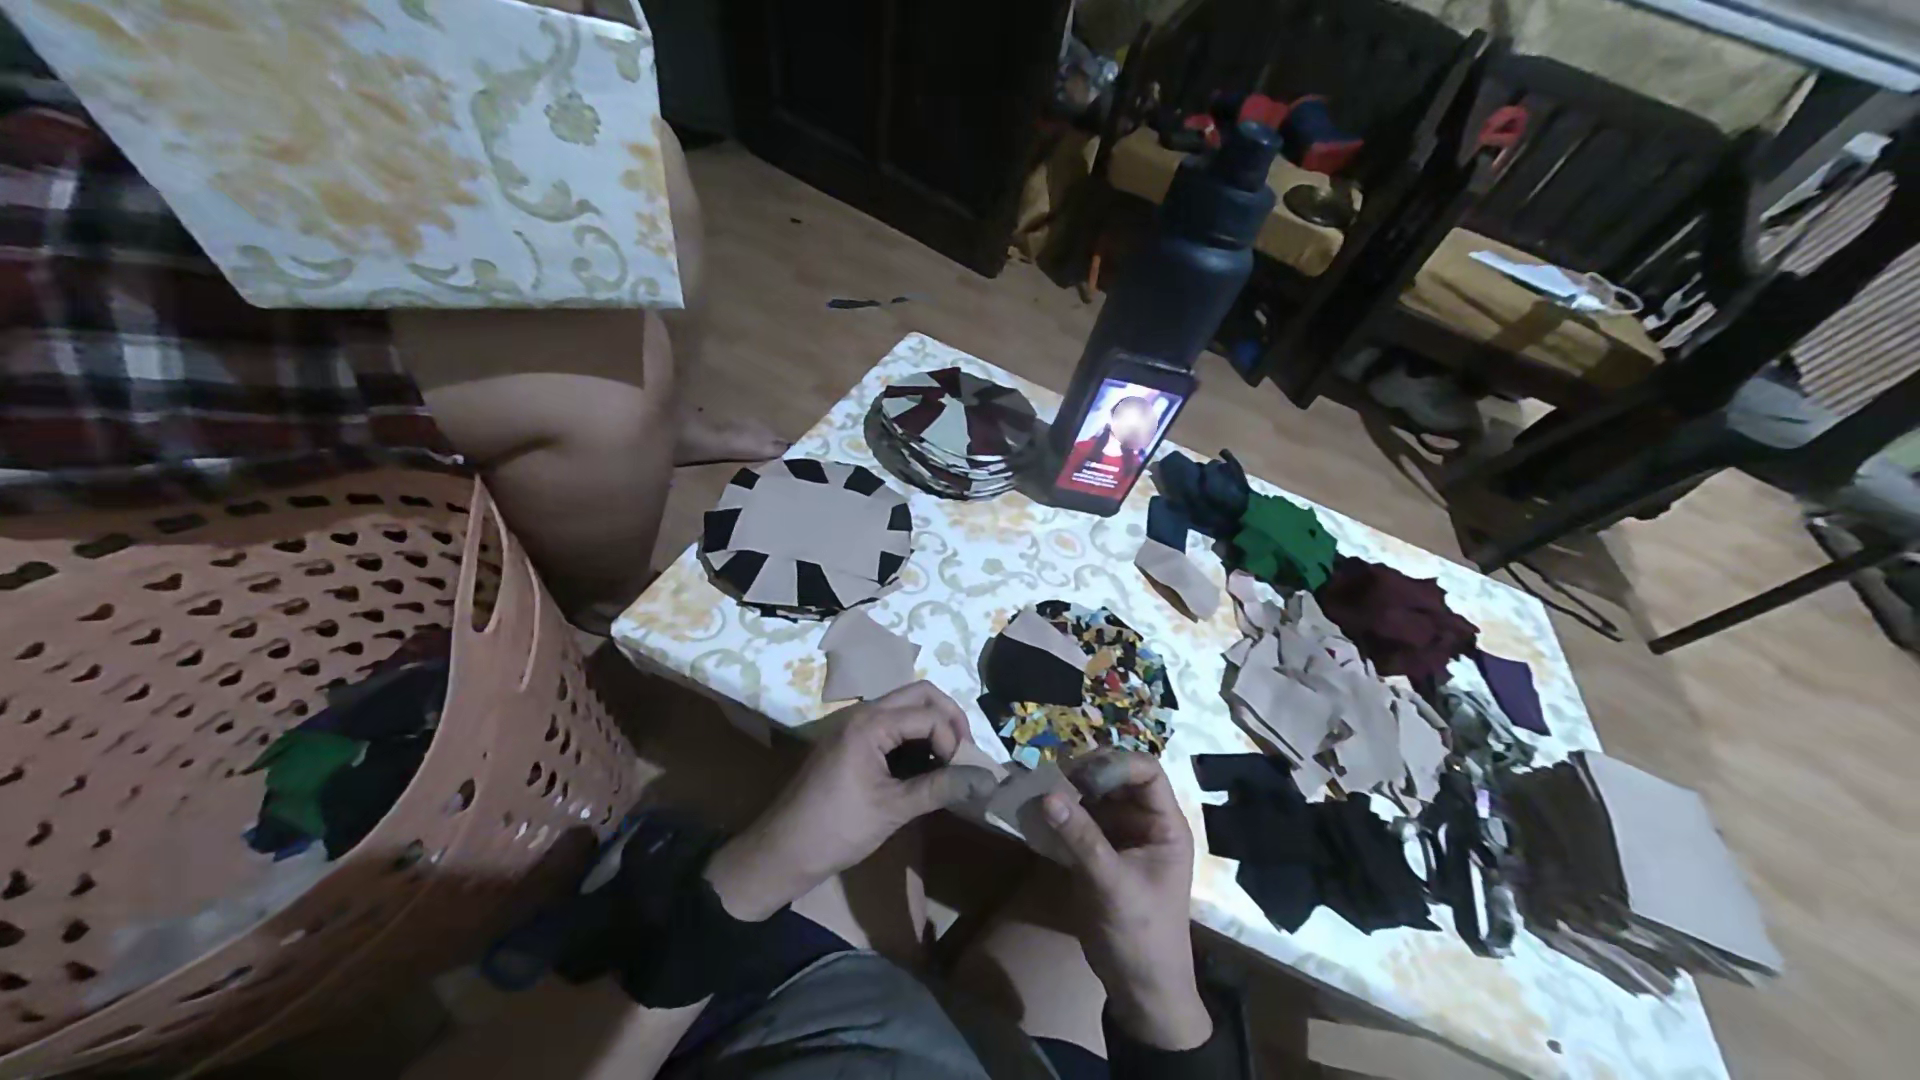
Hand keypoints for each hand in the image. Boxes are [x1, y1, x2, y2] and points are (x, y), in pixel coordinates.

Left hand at [704, 682, 997, 920]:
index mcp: (870, 723)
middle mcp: (863, 712)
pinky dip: (914, 735)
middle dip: (949, 718)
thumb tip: (987, 779)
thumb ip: (941, 787)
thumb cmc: (836, 829)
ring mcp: (854, 723)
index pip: (929, 714)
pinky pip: (891, 723)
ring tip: (948, 760)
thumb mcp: (893, 809)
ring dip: (932, 725)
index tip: (962, 773)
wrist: (781, 851)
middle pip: (920, 694)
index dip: (952, 740)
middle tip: (964, 752)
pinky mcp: (851, 739)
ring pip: (905, 705)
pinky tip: (923, 765)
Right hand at [1043, 750, 1211, 1050]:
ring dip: (1066, 792)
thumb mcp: (1112, 886)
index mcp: (1164, 824)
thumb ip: (1081, 839)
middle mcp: (1143, 821)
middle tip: (1051, 783)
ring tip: (1037, 795)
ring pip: (1092, 795)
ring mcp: (1119, 835)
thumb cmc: (1141, 937)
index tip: (1078, 777)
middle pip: (1114, 777)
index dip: (1114, 765)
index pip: (1145, 772)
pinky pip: (1076, 819)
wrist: (1139, 990)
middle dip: (1083, 775)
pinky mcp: (1096, 850)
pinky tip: (1035, 816)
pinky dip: (1057, 814)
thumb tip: (1046, 796)